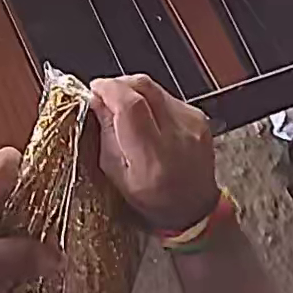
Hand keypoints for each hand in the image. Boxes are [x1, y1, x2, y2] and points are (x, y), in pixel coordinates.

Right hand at [92, 74, 218, 231]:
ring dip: (132, 91)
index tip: (94, 89)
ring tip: (122, 108)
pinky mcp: (198, 116)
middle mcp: (177, 135)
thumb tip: (95, 101)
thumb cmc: (152, 197)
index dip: (108, 90)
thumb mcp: (116, 173)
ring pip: (153, 88)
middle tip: (103, 94)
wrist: (195, 207)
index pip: (130, 106)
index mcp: (153, 156)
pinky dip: (148, 99)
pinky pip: (165, 95)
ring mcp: (191, 123)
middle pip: (143, 86)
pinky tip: (144, 116)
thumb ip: (105, 134)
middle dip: (117, 84)